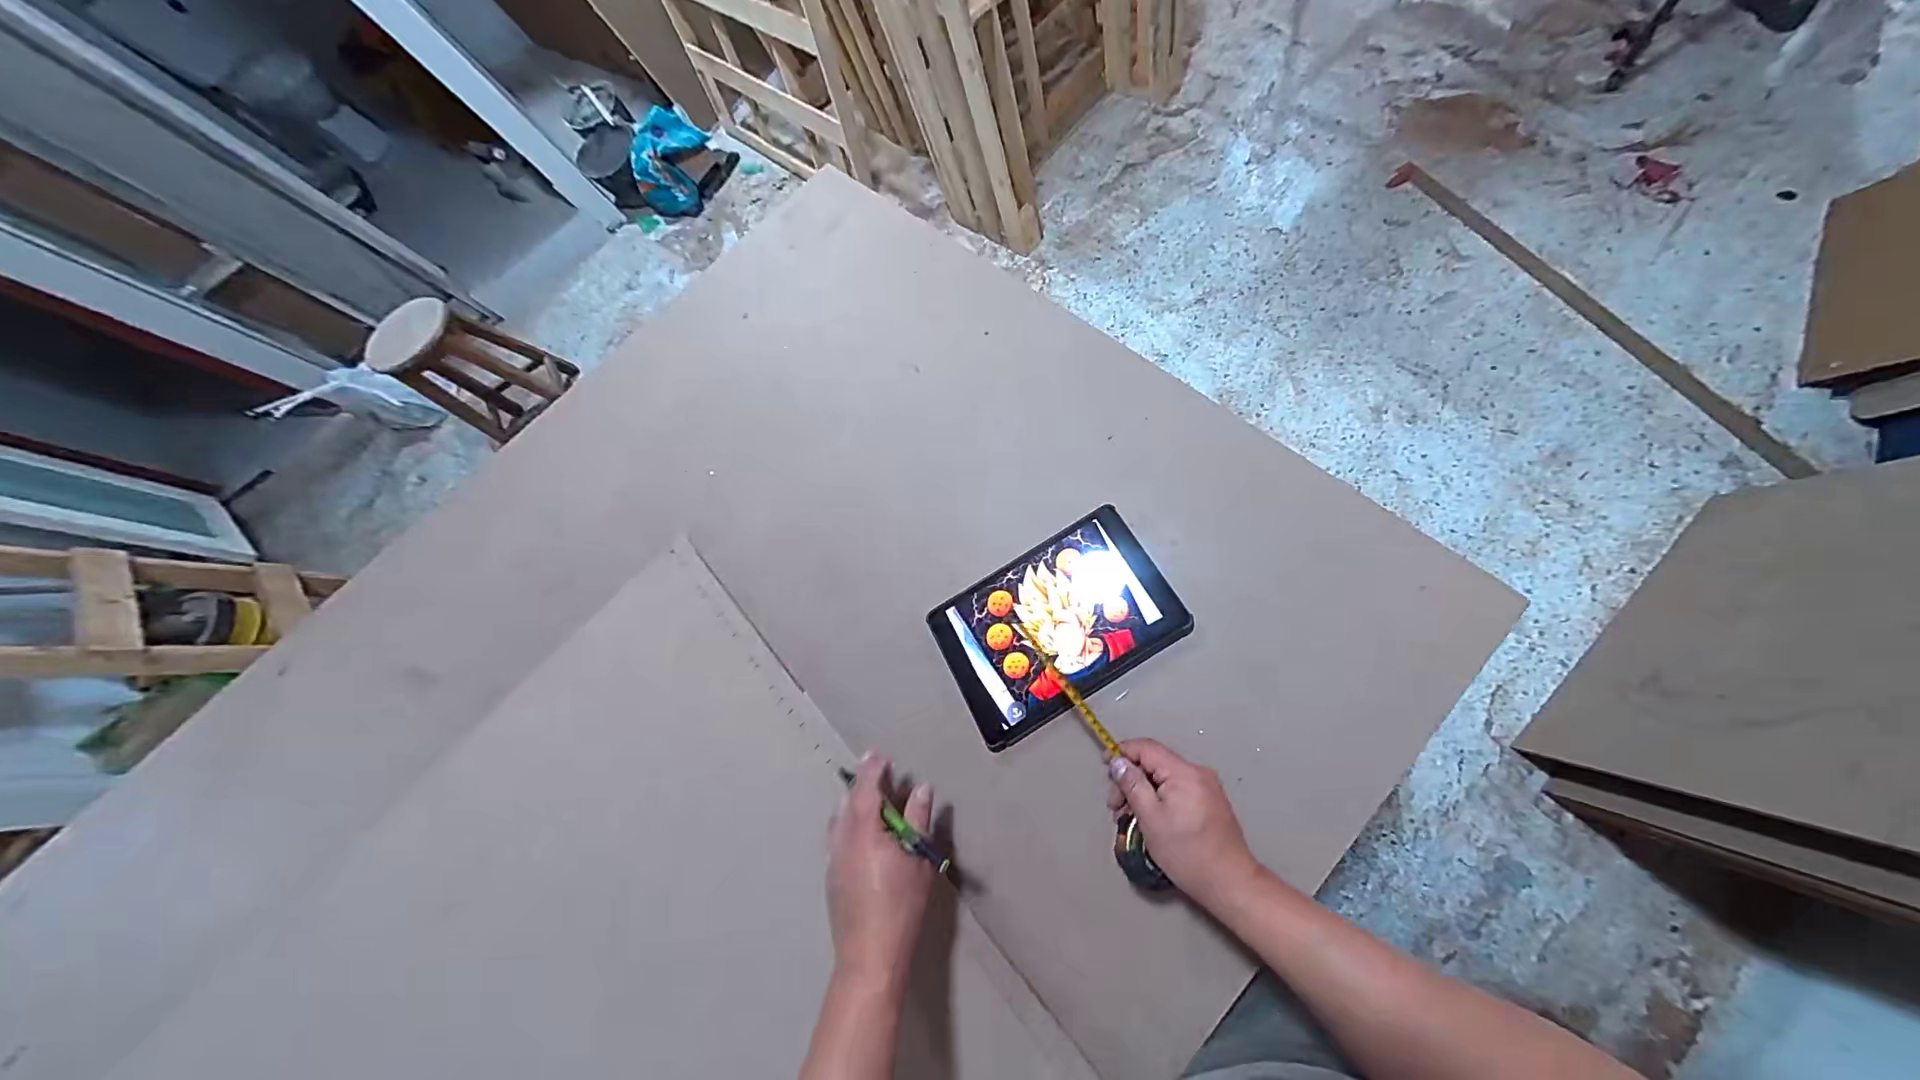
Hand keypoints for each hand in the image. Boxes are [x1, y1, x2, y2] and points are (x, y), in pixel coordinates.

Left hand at [826, 753, 933, 986]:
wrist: (869, 957)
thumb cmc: (901, 907)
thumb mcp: (919, 861)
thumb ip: (918, 821)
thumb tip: (921, 789)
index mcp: (864, 832)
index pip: (866, 789)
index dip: (873, 768)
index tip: (880, 754)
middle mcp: (842, 840)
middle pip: (848, 800)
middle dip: (863, 783)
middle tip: (882, 774)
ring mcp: (832, 858)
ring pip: (839, 818)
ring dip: (855, 803)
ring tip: (875, 801)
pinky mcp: (831, 876)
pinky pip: (838, 835)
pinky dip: (850, 822)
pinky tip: (865, 833)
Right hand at [1107, 738, 1261, 905]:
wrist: (1230, 883)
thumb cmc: (1187, 853)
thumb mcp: (1150, 818)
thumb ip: (1132, 785)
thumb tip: (1119, 763)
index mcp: (1184, 772)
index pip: (1146, 747)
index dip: (1122, 753)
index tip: (1106, 767)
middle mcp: (1198, 773)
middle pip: (1155, 763)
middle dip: (1131, 779)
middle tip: (1116, 806)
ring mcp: (1207, 787)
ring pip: (1165, 777)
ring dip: (1143, 791)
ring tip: (1131, 816)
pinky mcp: (1210, 802)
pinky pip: (1177, 789)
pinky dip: (1159, 798)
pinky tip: (1150, 818)